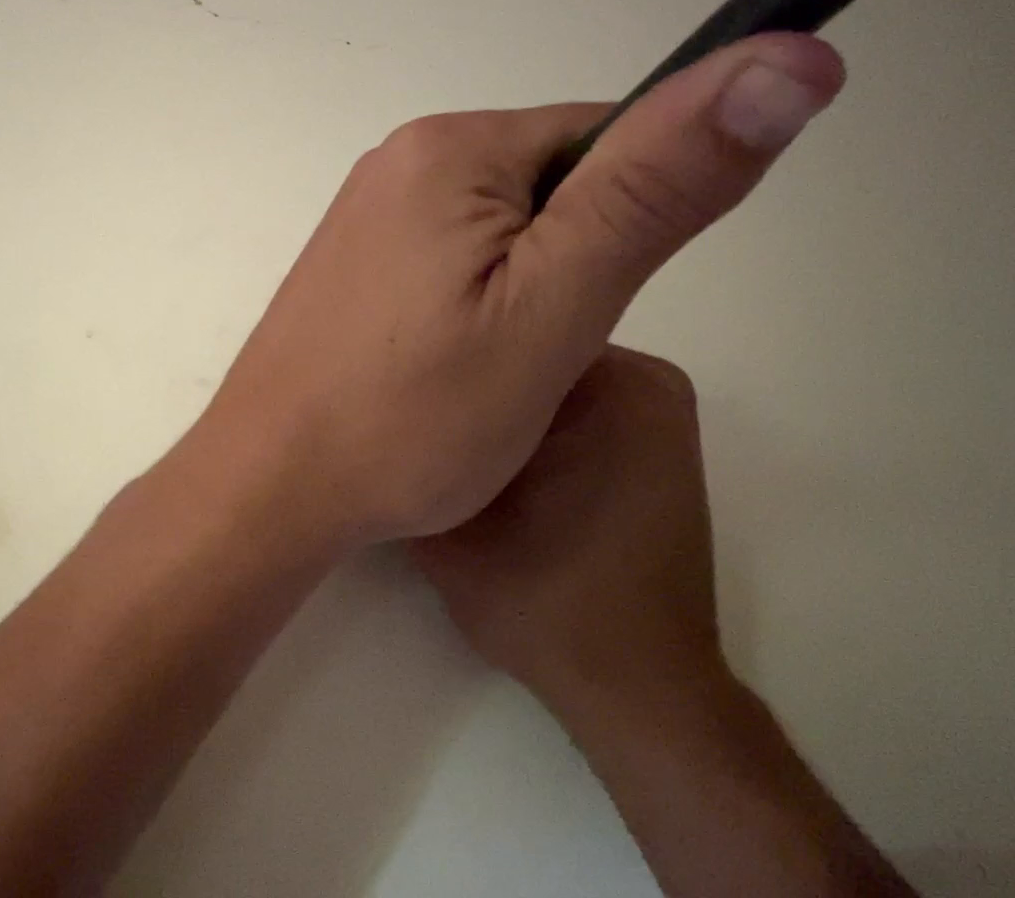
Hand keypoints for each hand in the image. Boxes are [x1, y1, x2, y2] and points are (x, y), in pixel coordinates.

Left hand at [187, 33, 843, 544]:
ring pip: (498, 238)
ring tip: (483, 381)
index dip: (629, 231)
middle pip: (549, 190)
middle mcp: (396, 163)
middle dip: (568, 272)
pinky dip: (467, 316)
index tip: (586, 318)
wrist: (268, 489)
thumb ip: (658, 190)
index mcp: (450, 147)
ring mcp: (360, 221)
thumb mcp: (555, 307)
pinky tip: (443, 377)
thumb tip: (785, 61)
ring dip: (519, 301)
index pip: (606, 140)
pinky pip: (442, 270)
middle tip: (529, 365)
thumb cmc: (411, 414)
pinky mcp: (344, 273)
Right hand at [412, 346, 722, 704]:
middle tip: (401, 403)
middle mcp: (649, 384)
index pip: (504, 329)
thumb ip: (403, 460)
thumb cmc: (545, 600)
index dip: (442, 353)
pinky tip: (479, 455)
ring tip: (432, 429)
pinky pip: (572, 410)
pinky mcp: (651, 450)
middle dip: (469, 376)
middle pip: (525, 351)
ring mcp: (657, 416)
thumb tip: (356, 414)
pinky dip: (528, 426)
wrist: (633, 686)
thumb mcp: (449, 526)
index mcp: (612, 387)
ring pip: (543, 381)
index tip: (391, 376)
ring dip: (494, 402)